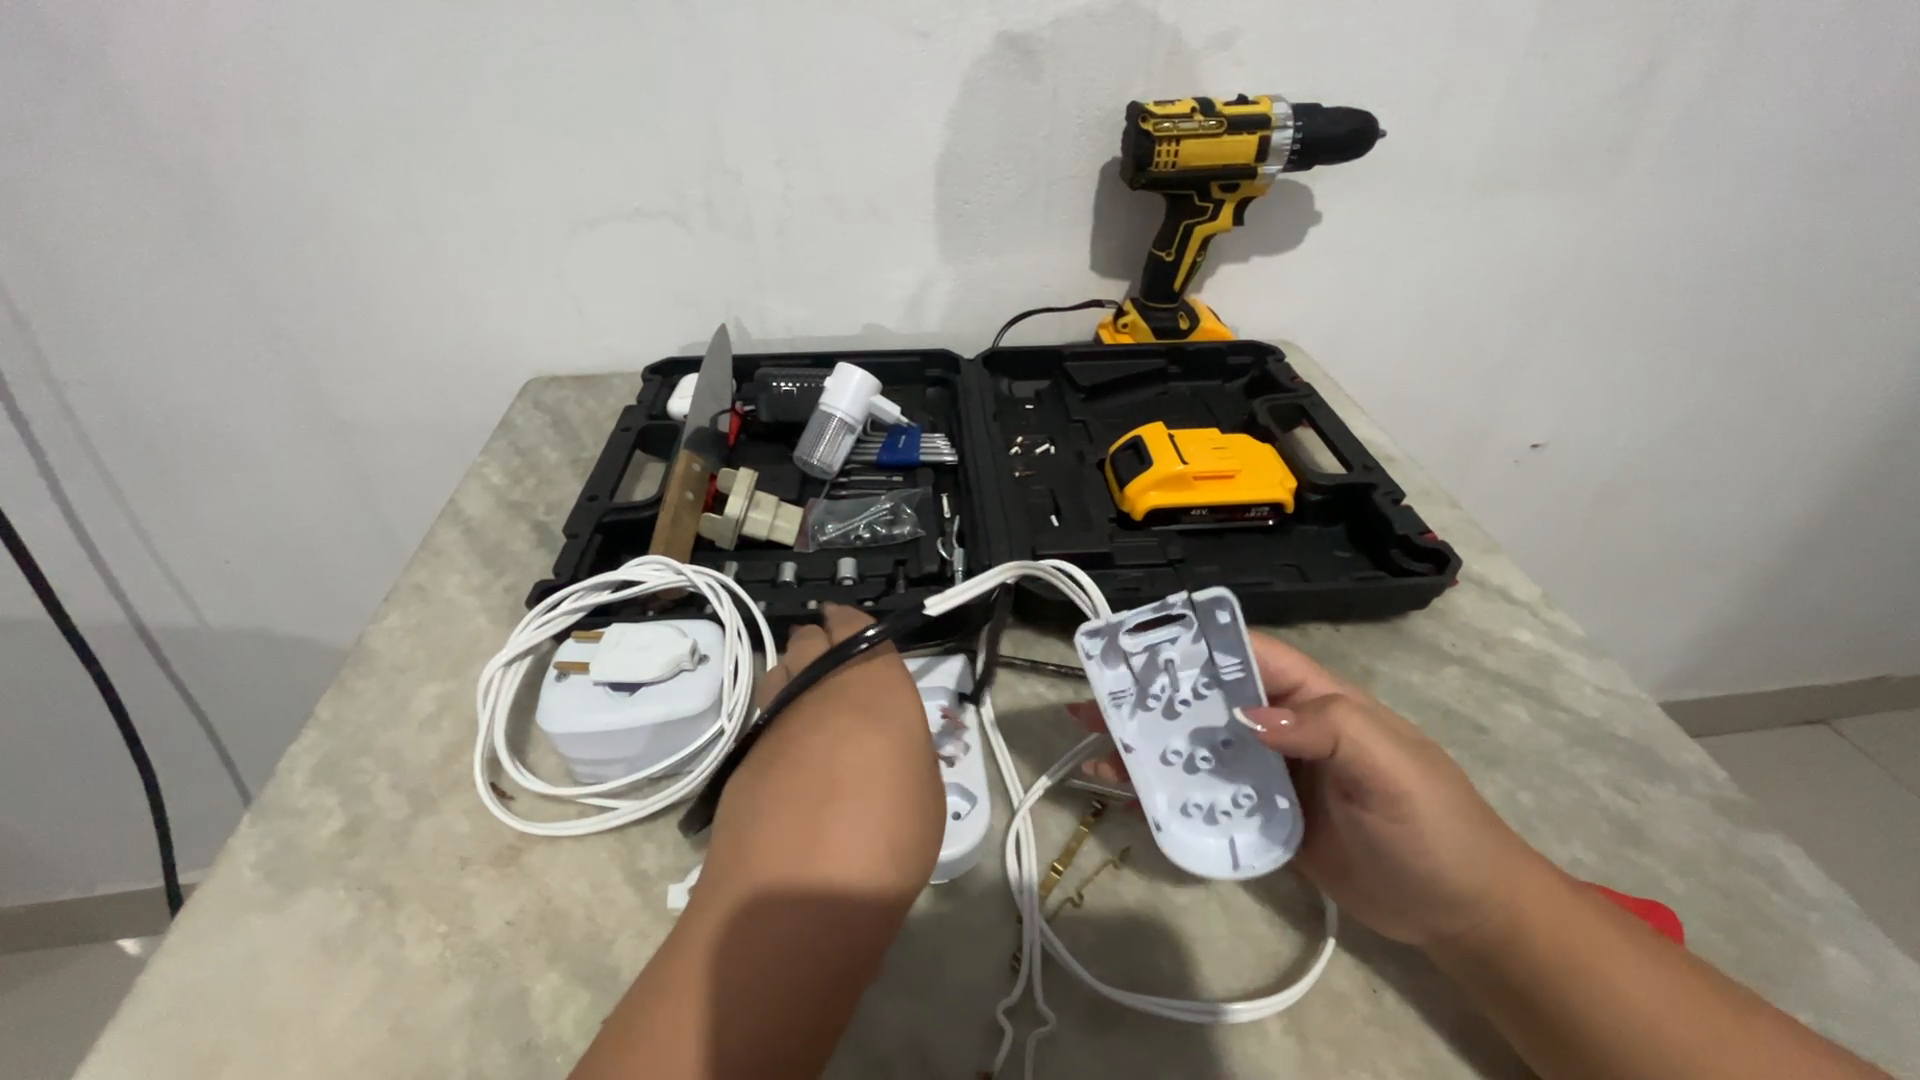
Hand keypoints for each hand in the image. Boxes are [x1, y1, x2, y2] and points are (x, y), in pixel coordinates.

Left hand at [701, 605, 943, 905]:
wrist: (800, 891)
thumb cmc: (889, 836)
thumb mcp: (925, 787)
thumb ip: (903, 745)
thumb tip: (887, 742)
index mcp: (873, 681)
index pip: (853, 624)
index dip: (851, 623)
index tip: (854, 631)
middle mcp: (817, 685)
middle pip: (809, 639)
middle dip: (821, 644)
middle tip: (837, 671)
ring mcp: (773, 718)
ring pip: (779, 672)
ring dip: (795, 677)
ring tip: (813, 709)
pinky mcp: (742, 755)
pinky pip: (763, 719)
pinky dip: (777, 723)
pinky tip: (791, 756)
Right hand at [1071, 634, 1555, 947]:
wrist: (1456, 911)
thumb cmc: (1432, 825)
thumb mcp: (1391, 767)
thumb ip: (1325, 728)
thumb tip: (1246, 715)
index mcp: (1313, 699)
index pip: (1245, 656)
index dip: (1193, 645)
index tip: (1136, 646)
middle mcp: (1281, 729)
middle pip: (1205, 702)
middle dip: (1150, 697)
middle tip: (1091, 699)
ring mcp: (1267, 776)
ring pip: (1196, 749)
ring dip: (1144, 745)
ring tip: (1090, 743)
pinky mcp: (1260, 819)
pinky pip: (1203, 798)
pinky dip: (1162, 794)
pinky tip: (1122, 795)